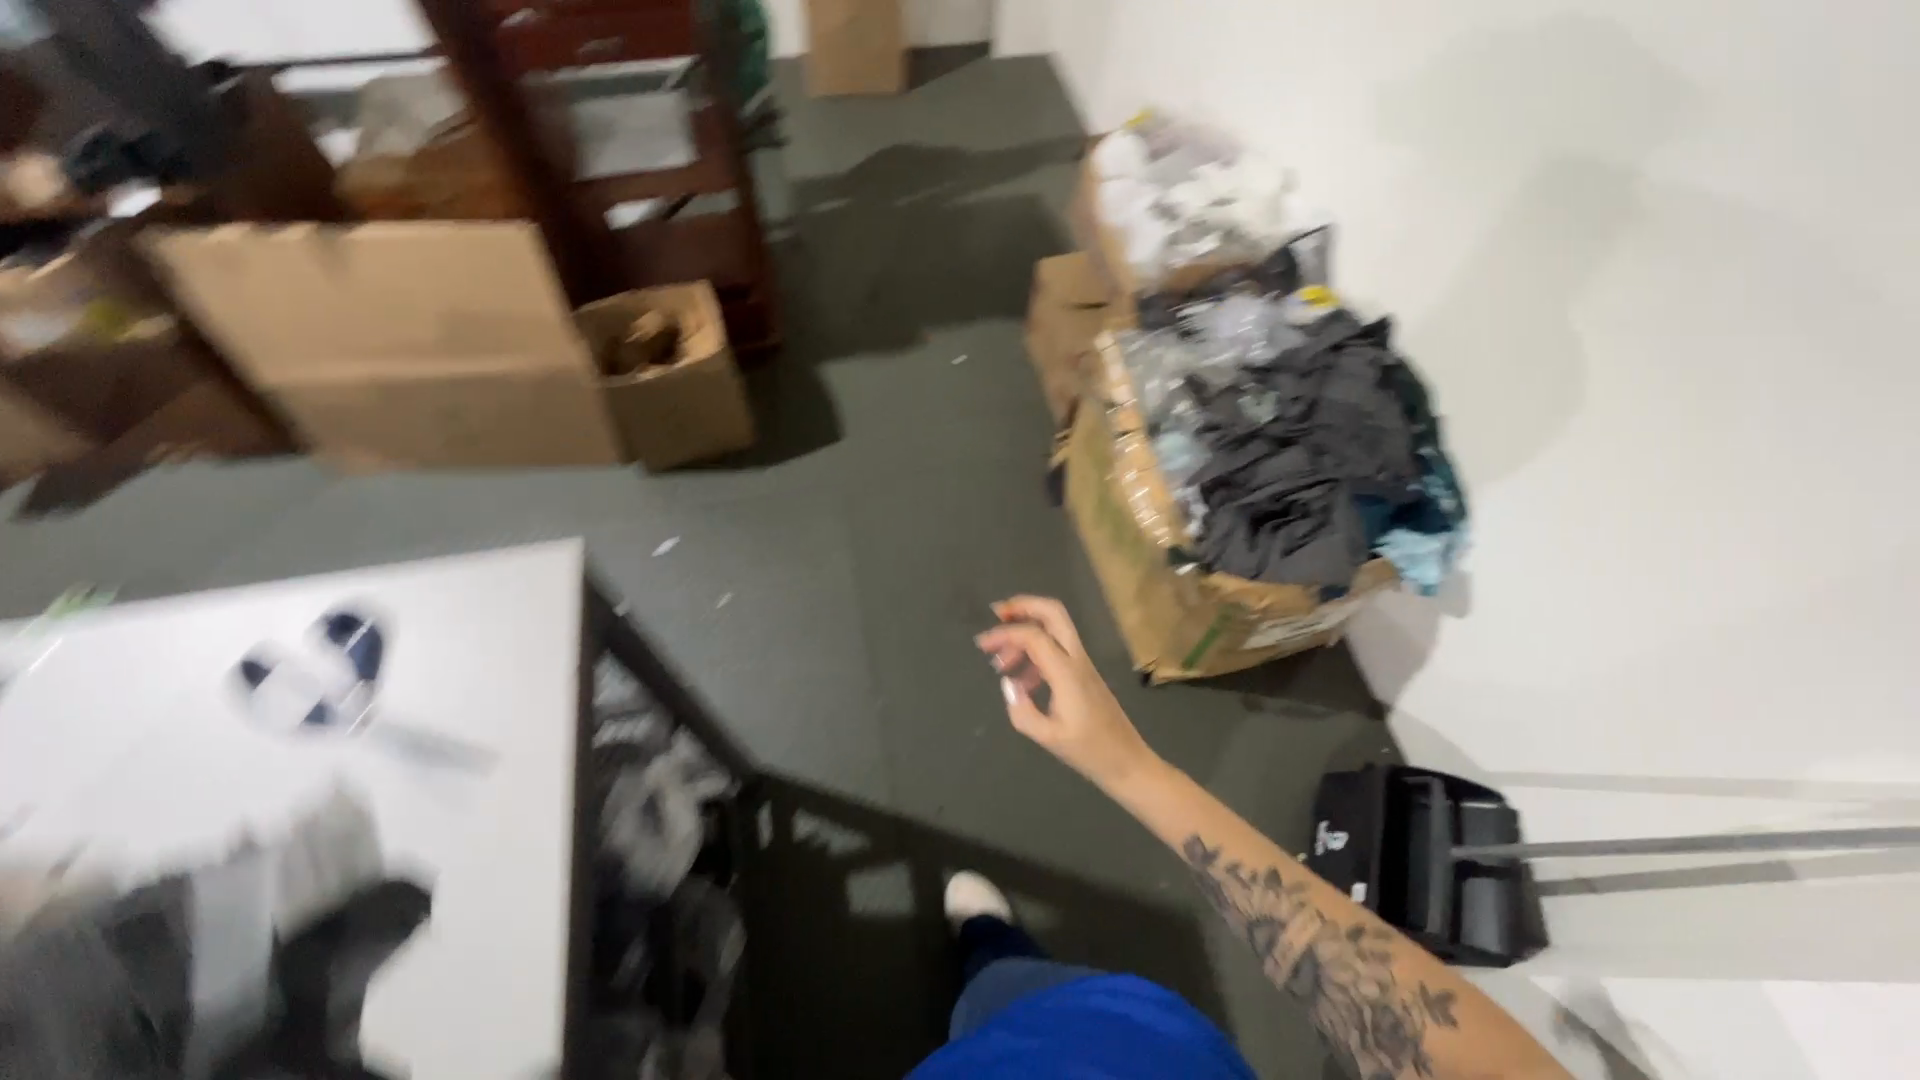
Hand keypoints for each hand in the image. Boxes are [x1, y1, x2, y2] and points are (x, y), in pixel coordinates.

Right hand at [975, 596, 1160, 791]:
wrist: (1128, 762)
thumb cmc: (1090, 752)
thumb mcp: (1049, 738)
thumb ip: (1022, 711)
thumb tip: (1009, 686)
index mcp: (1067, 672)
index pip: (1033, 636)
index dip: (1005, 634)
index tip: (982, 645)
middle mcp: (1077, 660)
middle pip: (1053, 613)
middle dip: (1024, 606)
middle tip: (997, 613)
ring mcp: (1083, 666)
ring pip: (1054, 630)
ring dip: (1026, 634)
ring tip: (1001, 662)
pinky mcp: (1084, 675)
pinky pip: (1057, 651)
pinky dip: (1036, 654)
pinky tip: (1022, 682)